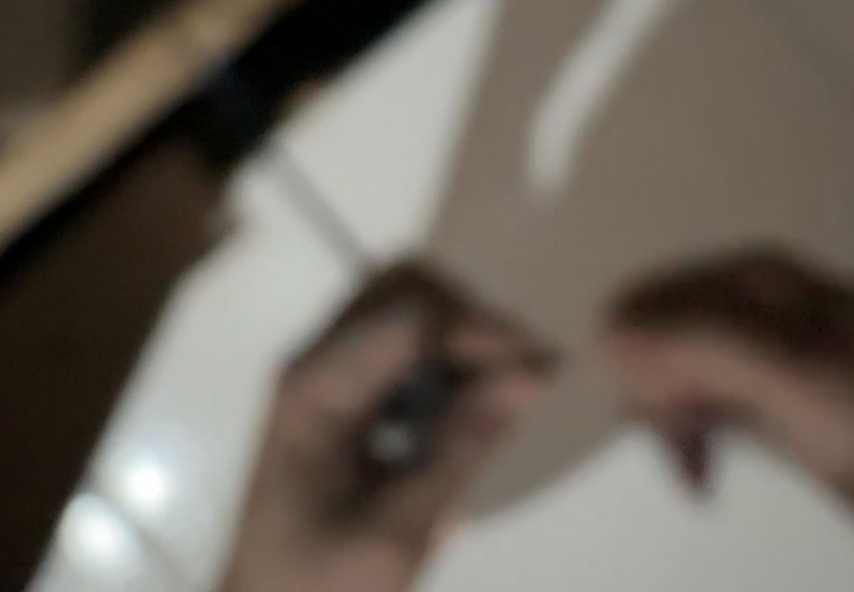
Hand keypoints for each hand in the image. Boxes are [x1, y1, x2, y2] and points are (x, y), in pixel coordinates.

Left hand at [222, 266, 552, 591]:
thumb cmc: (319, 589)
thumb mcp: (396, 534)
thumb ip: (462, 450)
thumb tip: (530, 379)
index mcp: (315, 386)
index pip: (410, 321)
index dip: (479, 333)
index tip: (539, 368)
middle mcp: (314, 356)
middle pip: (402, 291)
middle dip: (468, 318)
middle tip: (518, 372)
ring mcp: (322, 365)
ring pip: (402, 305)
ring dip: (455, 334)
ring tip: (496, 386)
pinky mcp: (335, 384)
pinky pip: (396, 340)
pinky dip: (438, 356)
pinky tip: (459, 401)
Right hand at [600, 250, 853, 570]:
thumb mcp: (815, 387)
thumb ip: (710, 350)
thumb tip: (607, 333)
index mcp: (750, 280)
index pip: (639, 310)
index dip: (637, 372)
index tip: (674, 437)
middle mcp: (746, 302)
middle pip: (646, 338)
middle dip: (649, 400)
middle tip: (695, 462)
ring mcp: (761, 348)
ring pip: (667, 374)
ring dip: (666, 426)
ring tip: (702, 474)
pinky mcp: (775, 393)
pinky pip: (697, 404)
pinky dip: (688, 439)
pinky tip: (710, 469)